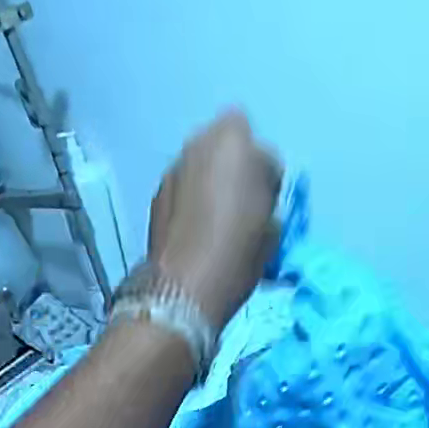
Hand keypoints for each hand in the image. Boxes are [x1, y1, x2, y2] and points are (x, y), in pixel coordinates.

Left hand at [148, 109, 280, 328]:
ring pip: (201, 167)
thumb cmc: (237, 253)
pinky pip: (183, 190)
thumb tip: (258, 198)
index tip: (266, 204)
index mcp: (234, 140)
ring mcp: (173, 167)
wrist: (183, 287)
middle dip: (236, 171)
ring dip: (211, 185)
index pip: (263, 151)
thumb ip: (267, 198)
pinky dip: (191, 202)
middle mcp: (198, 142)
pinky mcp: (156, 194)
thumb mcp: (272, 227)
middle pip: (226, 149)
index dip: (267, 177)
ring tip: (218, 223)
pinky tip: (197, 232)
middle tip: (243, 207)